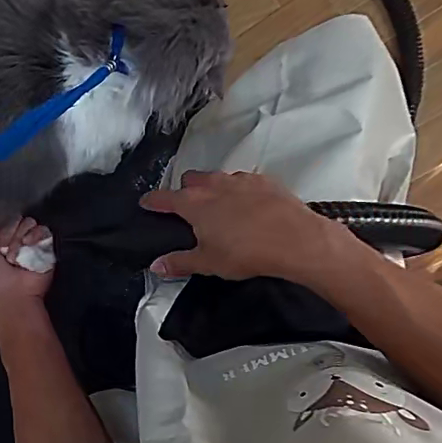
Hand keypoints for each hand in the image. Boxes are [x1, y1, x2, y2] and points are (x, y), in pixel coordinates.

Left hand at [0, 218, 53, 310]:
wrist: (15, 293)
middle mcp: (15, 243)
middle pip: (15, 220)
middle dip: (10, 232)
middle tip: (6, 250)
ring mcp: (31, 245)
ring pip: (29, 223)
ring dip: (22, 235)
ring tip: (19, 251)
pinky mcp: (46, 248)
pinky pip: (43, 230)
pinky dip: (36, 236)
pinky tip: (29, 246)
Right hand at [139, 170, 362, 284]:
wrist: (294, 239)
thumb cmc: (248, 251)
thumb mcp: (209, 263)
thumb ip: (180, 262)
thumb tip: (158, 265)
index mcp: (194, 204)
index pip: (164, 198)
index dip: (153, 202)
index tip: (147, 203)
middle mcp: (214, 185)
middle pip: (191, 180)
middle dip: (185, 190)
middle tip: (188, 209)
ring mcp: (240, 180)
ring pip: (217, 178)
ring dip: (213, 188)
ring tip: (219, 208)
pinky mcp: (264, 181)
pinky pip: (244, 180)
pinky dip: (240, 191)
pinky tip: (247, 207)